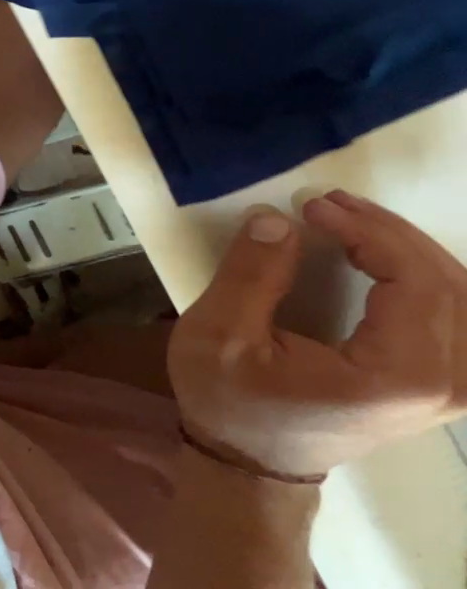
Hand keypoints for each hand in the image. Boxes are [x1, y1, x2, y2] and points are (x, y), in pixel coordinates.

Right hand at [168, 191, 466, 479]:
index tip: (310, 207)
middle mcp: (447, 382)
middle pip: (452, 286)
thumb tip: (275, 219)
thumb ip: (251, 277)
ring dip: (411, 251)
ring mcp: (450, 386)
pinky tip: (384, 258)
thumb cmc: (229, 399)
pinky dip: (425, 277)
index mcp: (401, 373)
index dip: (368, 234)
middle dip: (391, 234)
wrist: (251, 458)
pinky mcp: (439, 382)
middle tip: (329, 203)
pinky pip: (456, 317)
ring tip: (353, 221)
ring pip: (463, 299)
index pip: (416, 283)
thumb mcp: (218, 334)